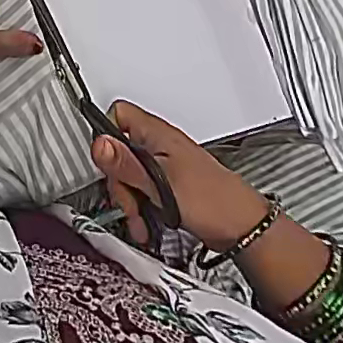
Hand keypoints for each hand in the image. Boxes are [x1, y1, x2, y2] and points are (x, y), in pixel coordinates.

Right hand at [89, 101, 270, 250]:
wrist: (242, 227)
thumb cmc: (213, 201)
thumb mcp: (160, 184)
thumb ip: (127, 165)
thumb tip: (100, 144)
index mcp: (158, 134)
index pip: (118, 115)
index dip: (106, 136)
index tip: (106, 162)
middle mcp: (160, 144)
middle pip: (120, 150)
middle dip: (119, 180)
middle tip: (128, 198)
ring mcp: (165, 164)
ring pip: (130, 173)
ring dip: (130, 199)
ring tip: (140, 217)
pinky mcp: (169, 184)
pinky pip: (143, 188)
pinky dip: (141, 206)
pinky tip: (148, 221)